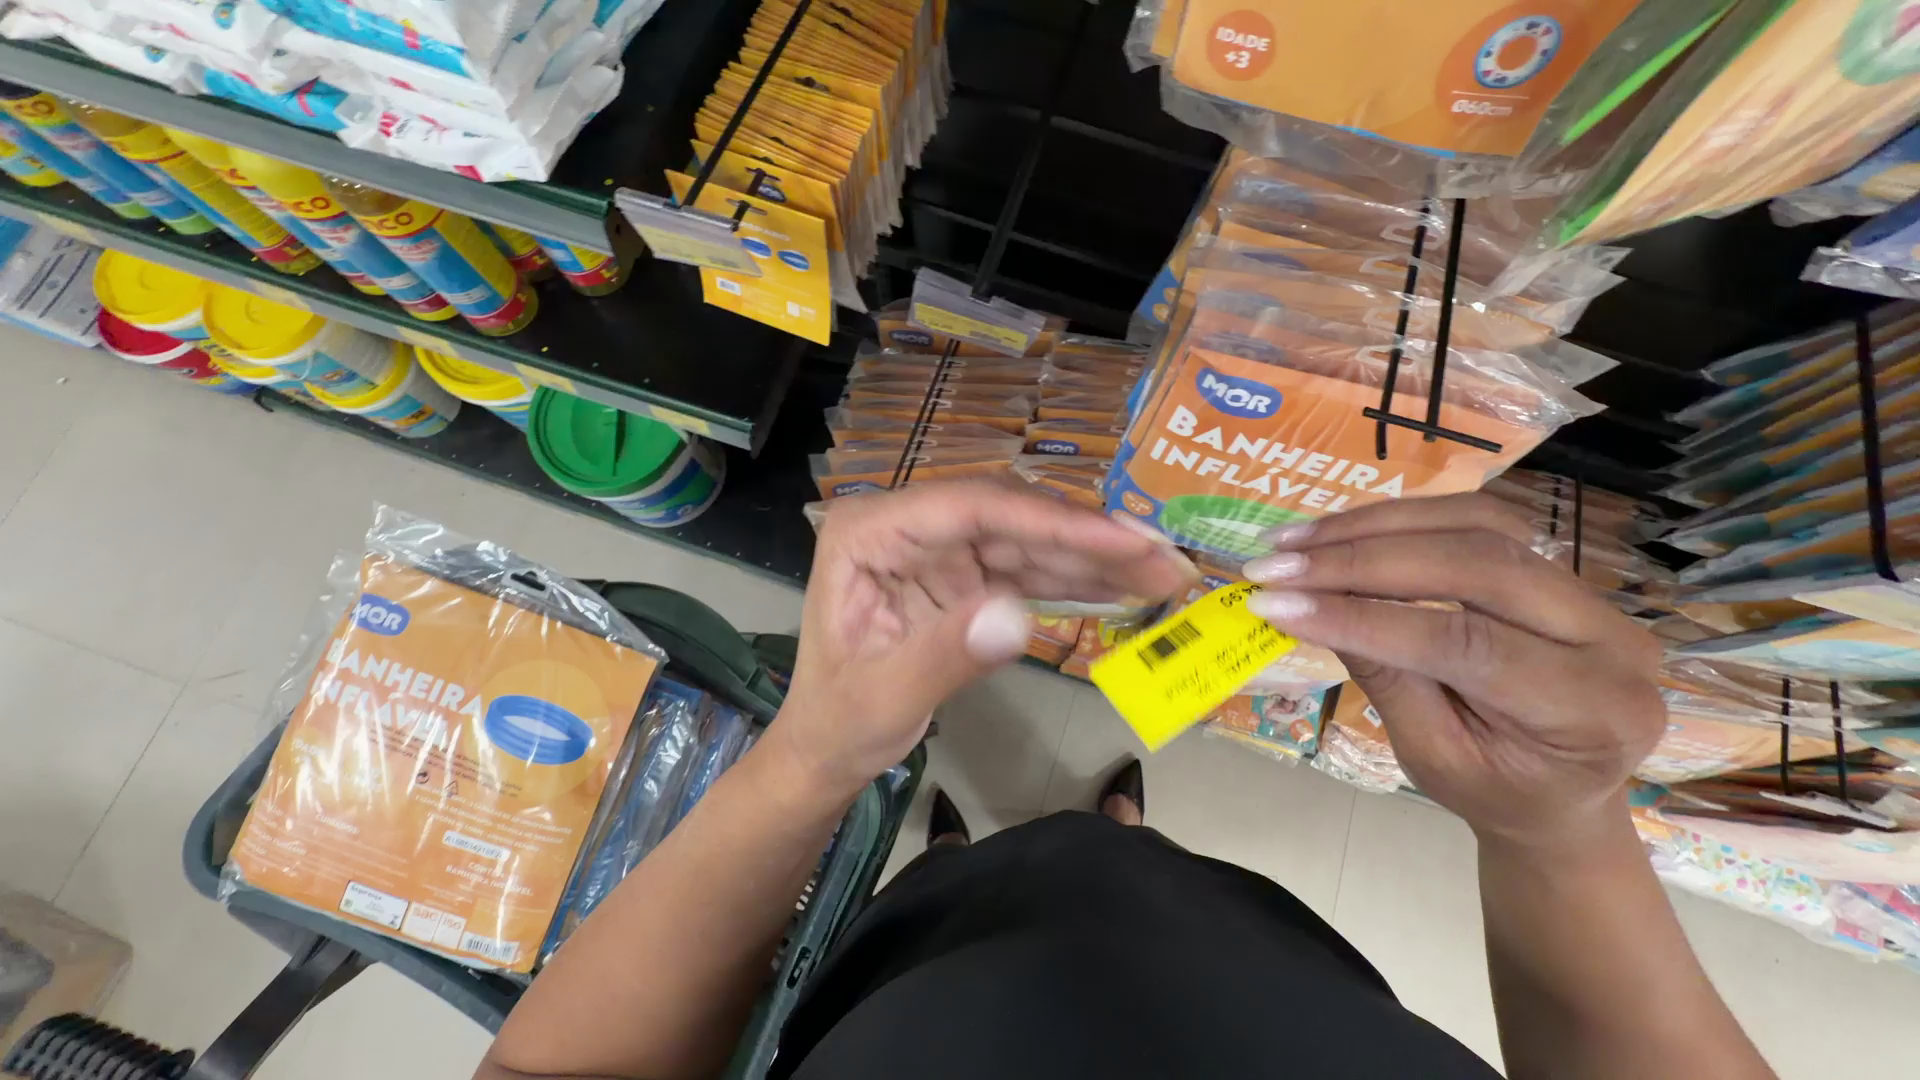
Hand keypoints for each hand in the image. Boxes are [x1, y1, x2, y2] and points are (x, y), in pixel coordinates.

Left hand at [772, 481, 1195, 796]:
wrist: (829, 745)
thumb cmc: (841, 721)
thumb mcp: (886, 696)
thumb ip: (946, 653)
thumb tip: (1017, 616)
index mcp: (868, 531)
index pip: (970, 507)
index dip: (1052, 520)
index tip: (1124, 538)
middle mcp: (905, 524)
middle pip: (1008, 515)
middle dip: (1086, 536)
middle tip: (1162, 557)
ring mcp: (935, 548)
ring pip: (1024, 538)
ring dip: (1090, 556)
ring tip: (1160, 572)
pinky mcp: (960, 574)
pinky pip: (1022, 568)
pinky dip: (1071, 578)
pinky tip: (1118, 585)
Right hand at [1240, 493, 1664, 850]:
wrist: (1558, 790)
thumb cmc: (1492, 790)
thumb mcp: (1432, 755)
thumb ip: (1385, 679)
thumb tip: (1305, 608)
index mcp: (1589, 710)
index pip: (1463, 642)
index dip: (1361, 618)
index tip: (1275, 605)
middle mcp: (1608, 637)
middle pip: (1476, 564)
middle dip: (1360, 560)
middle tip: (1274, 566)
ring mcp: (1587, 592)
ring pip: (1475, 525)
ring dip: (1372, 526)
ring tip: (1292, 541)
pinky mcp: (1554, 566)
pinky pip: (1473, 522)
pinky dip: (1397, 520)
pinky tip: (1337, 533)